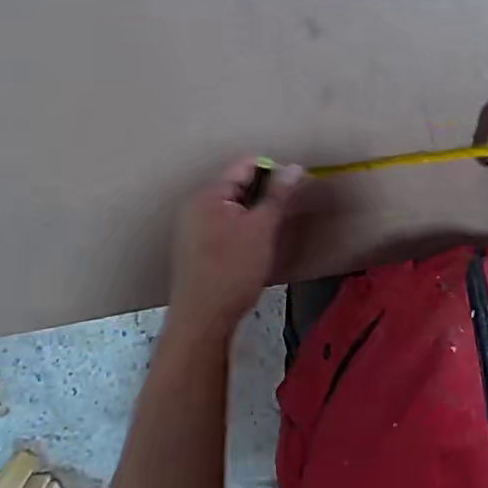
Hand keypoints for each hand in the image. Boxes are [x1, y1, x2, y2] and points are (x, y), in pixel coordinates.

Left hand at [167, 157, 304, 333]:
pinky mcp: (196, 249)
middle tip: (287, 211)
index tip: (295, 188)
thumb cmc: (232, 271)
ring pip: (233, 208)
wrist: (203, 321)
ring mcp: (192, 228)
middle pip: (238, 186)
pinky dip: (243, 230)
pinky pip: (224, 226)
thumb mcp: (262, 229)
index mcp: (208, 194)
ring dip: (255, 215)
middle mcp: (195, 205)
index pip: (245, 166)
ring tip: (273, 231)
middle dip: (265, 196)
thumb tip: (294, 168)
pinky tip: (256, 248)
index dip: (273, 172)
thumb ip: (278, 196)